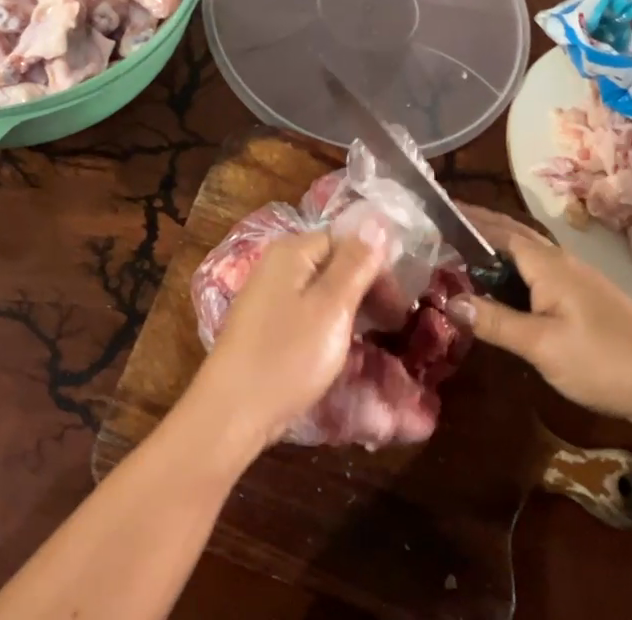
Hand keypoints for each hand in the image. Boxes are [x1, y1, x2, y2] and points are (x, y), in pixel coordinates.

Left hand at [184, 228, 389, 457]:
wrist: (232, 412)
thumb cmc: (287, 356)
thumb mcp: (331, 307)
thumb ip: (356, 262)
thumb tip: (378, 219)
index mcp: (292, 251)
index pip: (348, 241)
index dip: (378, 268)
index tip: (400, 306)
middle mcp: (276, 265)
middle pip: (334, 262)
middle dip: (367, 288)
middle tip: (393, 324)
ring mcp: (268, 296)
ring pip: (322, 290)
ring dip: (352, 308)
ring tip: (375, 337)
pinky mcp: (266, 325)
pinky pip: (307, 312)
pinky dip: (329, 324)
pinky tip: (341, 347)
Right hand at [450, 205, 631, 431]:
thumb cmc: (603, 362)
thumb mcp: (541, 346)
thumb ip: (494, 321)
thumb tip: (449, 300)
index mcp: (549, 265)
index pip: (499, 231)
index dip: (469, 220)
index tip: (436, 211)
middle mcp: (564, 263)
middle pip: (516, 235)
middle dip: (481, 226)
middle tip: (444, 226)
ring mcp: (581, 280)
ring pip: (530, 254)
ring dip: (498, 247)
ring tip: (465, 253)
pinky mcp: (589, 300)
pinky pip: (542, 271)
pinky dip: (515, 268)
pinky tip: (507, 288)